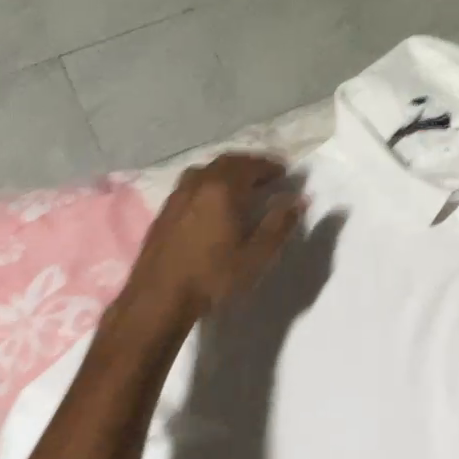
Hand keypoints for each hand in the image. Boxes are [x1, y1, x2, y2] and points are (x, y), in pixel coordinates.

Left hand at [121, 153, 303, 326]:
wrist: (159, 296)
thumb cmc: (213, 276)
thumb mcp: (256, 256)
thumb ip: (279, 224)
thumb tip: (299, 199)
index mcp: (223, 189)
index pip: (251, 166)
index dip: (270, 166)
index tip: (285, 172)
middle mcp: (198, 183)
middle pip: (226, 162)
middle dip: (248, 165)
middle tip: (265, 175)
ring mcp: (177, 195)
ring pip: (205, 170)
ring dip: (226, 172)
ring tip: (240, 185)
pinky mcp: (165, 210)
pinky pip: (191, 184)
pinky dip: (208, 183)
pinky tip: (212, 202)